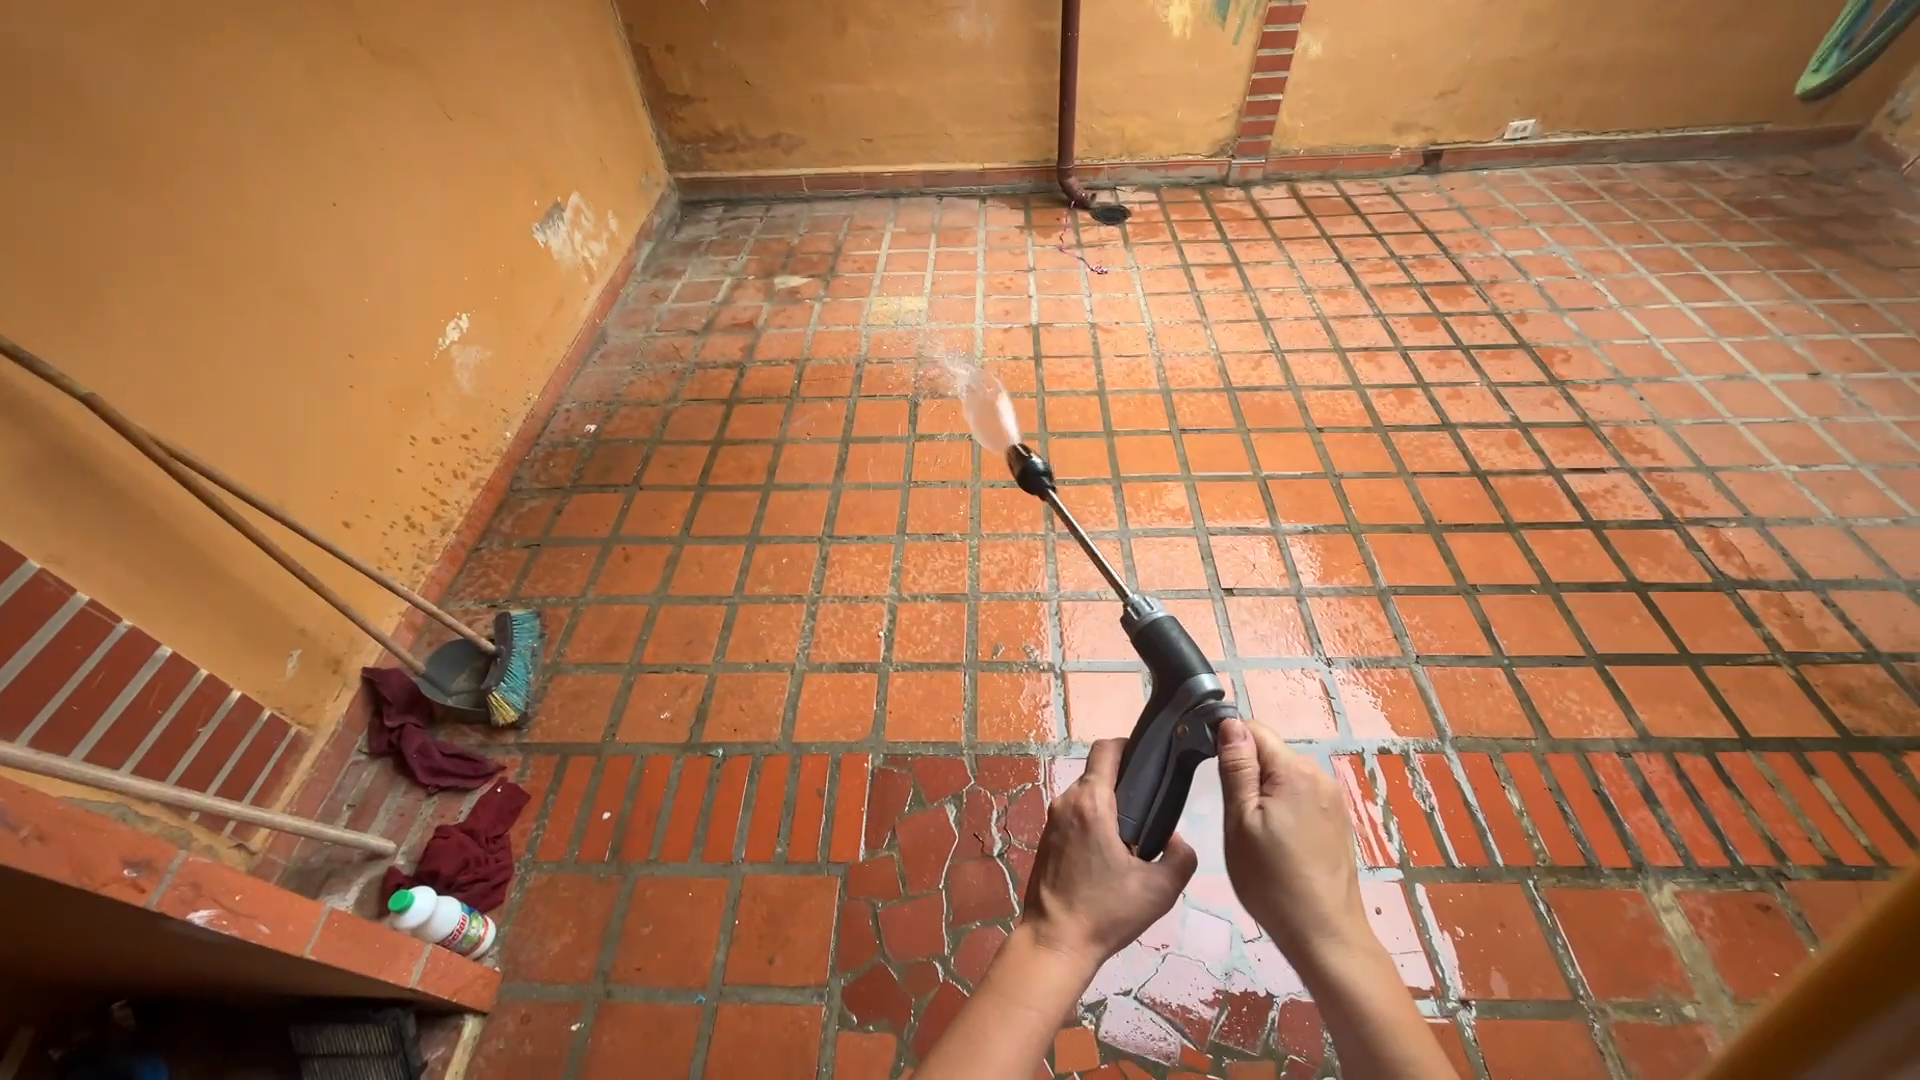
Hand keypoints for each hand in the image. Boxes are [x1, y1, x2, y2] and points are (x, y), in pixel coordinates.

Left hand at [1021, 738, 1198, 966]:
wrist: (1055, 941)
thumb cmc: (1106, 912)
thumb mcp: (1160, 889)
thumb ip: (1181, 856)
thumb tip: (1175, 838)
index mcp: (1091, 802)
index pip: (1106, 749)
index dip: (1129, 747)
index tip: (1150, 762)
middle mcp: (1067, 801)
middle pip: (1098, 773)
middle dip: (1124, 783)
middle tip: (1151, 807)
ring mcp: (1052, 819)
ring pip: (1086, 795)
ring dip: (1108, 805)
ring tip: (1134, 834)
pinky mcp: (1046, 838)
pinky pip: (1074, 815)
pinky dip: (1093, 821)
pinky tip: (1111, 851)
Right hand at [1216, 717, 1371, 968]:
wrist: (1324, 935)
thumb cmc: (1271, 880)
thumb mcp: (1240, 821)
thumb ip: (1236, 768)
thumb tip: (1230, 724)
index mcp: (1294, 771)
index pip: (1253, 729)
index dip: (1228, 742)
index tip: (1211, 770)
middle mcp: (1319, 776)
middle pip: (1270, 752)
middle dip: (1246, 771)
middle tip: (1232, 812)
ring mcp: (1332, 799)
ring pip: (1284, 776)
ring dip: (1263, 791)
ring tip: (1252, 831)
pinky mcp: (1337, 821)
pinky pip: (1300, 796)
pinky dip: (1282, 808)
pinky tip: (1276, 841)